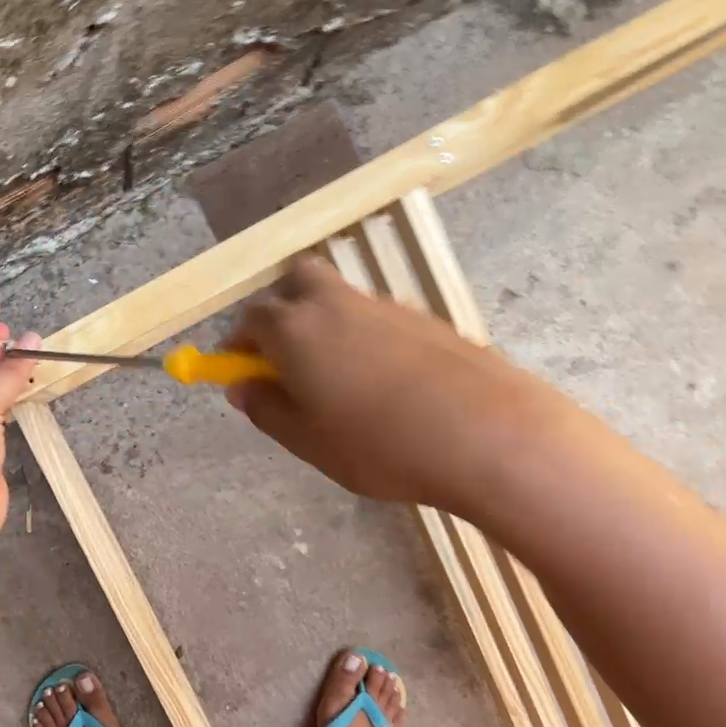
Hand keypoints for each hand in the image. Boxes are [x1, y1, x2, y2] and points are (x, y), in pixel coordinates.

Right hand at [223, 258, 569, 514]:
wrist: (486, 434)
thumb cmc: (379, 444)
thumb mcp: (308, 441)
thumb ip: (268, 410)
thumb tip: (242, 388)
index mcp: (296, 329)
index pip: (251, 319)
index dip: (239, 344)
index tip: (240, 374)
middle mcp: (337, 303)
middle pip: (297, 282)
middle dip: (281, 311)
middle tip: (284, 361)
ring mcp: (386, 306)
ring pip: (339, 300)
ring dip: (324, 326)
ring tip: (337, 384)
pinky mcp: (426, 320)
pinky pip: (377, 318)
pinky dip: (363, 338)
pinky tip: (383, 387)